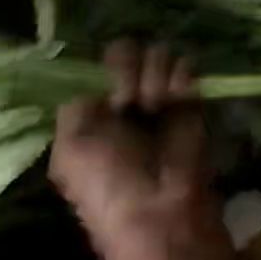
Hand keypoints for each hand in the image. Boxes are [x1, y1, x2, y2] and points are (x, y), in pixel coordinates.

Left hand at [50, 41, 212, 254]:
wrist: (160, 210)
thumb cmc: (108, 183)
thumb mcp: (70, 148)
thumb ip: (74, 102)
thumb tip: (96, 76)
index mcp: (94, 106)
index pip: (96, 60)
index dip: (100, 68)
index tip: (103, 89)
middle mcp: (126, 95)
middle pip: (127, 49)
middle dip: (126, 71)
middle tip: (127, 102)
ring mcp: (159, 93)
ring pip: (157, 52)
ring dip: (153, 77)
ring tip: (155, 107)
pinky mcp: (190, 96)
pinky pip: (185, 65)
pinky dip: (180, 78)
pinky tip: (175, 99)